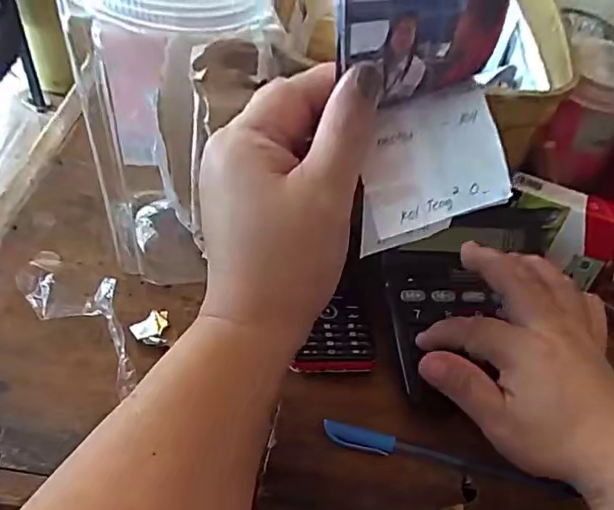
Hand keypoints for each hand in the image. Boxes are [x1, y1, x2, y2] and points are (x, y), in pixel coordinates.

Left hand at [199, 63, 376, 343]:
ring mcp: (231, 184)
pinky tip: (333, 204)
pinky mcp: (241, 212)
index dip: (342, 89)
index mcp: (242, 137)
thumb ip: (346, 131)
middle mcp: (228, 151)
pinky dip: (309, 184)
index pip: (298, 89)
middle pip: (291, 119)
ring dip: (325, 159)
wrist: (255, 329)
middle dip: (335, 128)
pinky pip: (281, 181)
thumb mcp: (326, 193)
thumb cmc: (291, 265)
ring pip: (289, 152)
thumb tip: (365, 76)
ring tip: (361, 178)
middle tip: (380, 145)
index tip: (385, 98)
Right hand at [416, 244, 613, 497]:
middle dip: (490, 263)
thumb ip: (464, 386)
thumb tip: (429, 360)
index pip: (473, 329)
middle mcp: (550, 327)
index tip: (425, 342)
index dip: (445, 332)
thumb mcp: (499, 422)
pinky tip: (566, 291)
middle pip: (517, 282)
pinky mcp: (597, 344)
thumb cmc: (554, 442)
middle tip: (469, 251)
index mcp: (521, 347)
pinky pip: (584, 302)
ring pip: (554, 283)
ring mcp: (578, 331)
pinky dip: (570, 289)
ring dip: (530, 264)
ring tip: (514, 258)